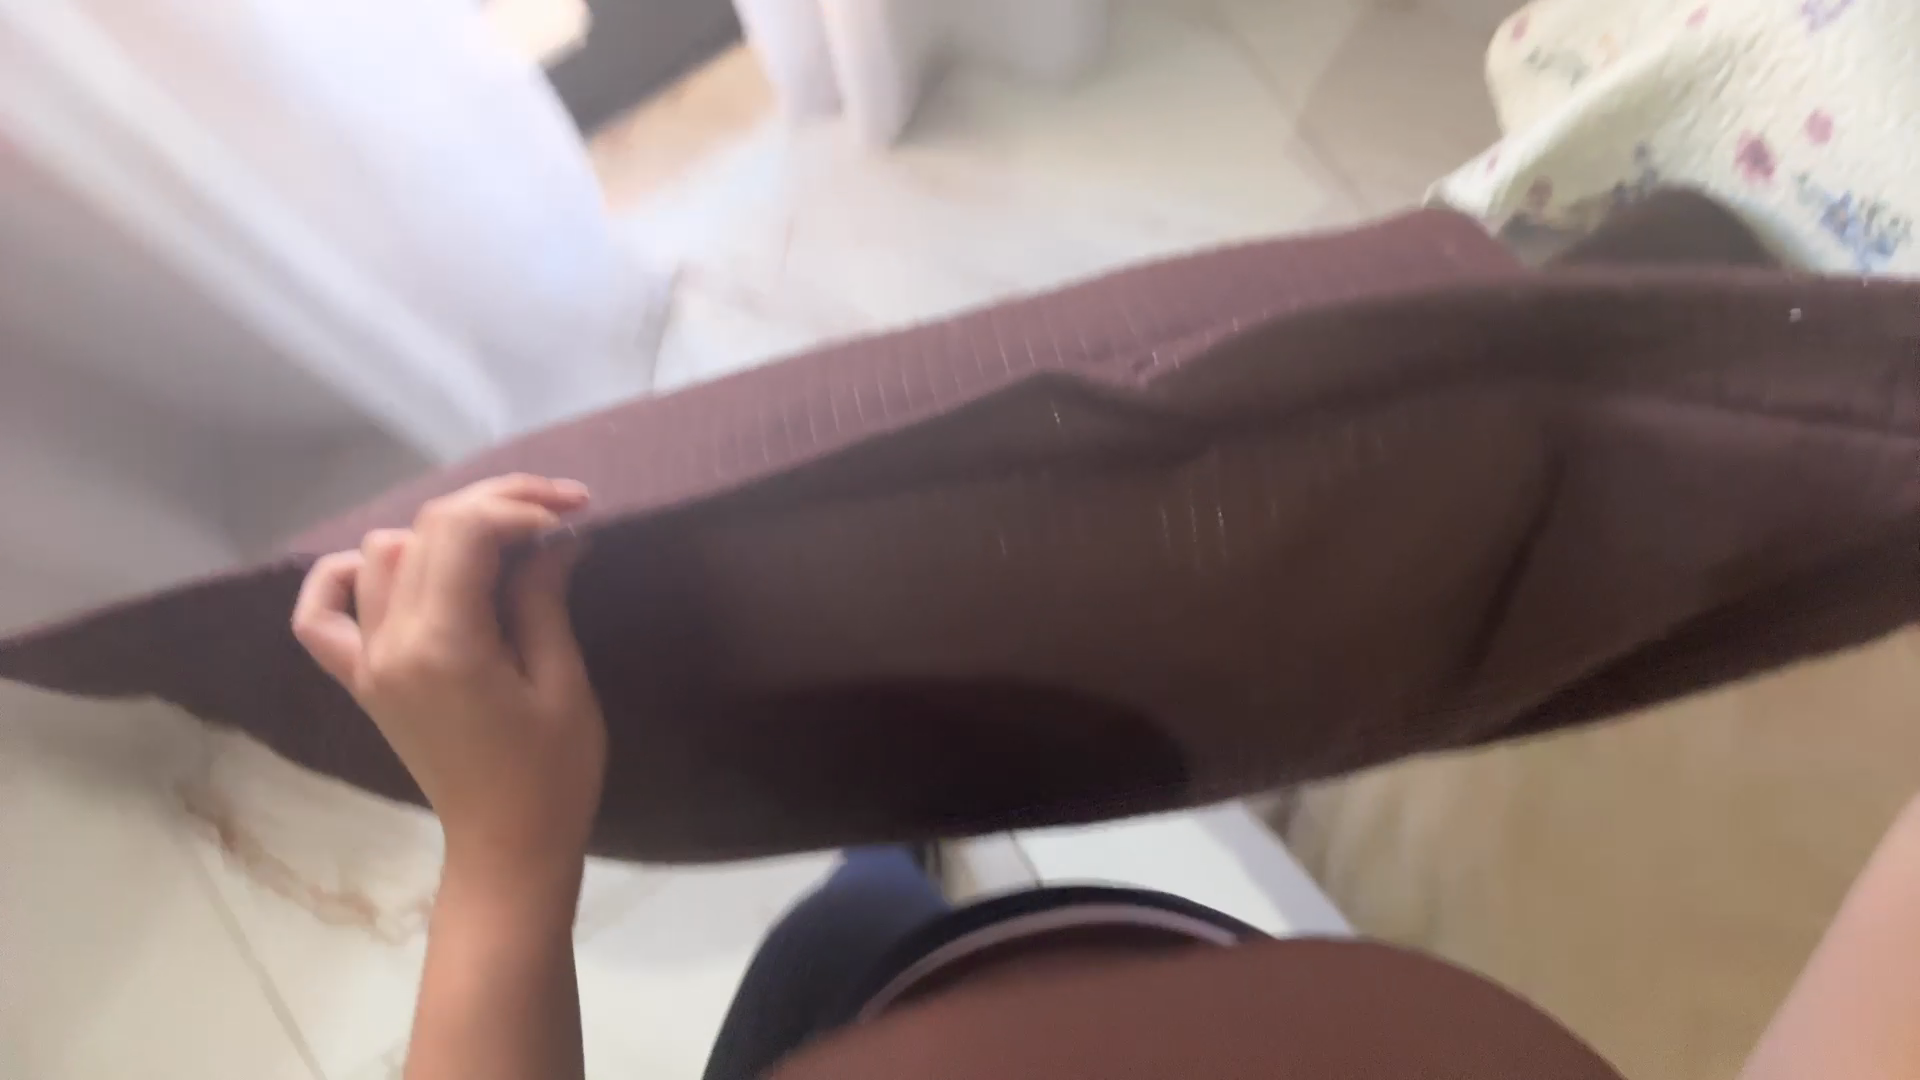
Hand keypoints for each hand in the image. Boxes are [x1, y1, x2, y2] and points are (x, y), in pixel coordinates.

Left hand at [291, 474, 606, 890]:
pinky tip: (398, 566)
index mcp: (443, 645)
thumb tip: (557, 537)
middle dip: (497, 504)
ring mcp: (365, 661)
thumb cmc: (555, 769)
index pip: (463, 533)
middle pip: (425, 531)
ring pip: (383, 553)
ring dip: (447, 530)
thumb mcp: (563, 679)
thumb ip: (543, 598)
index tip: (578, 511)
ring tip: (510, 537)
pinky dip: (353, 574)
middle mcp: (388, 643)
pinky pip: (323, 611)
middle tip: (562, 507)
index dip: (523, 507)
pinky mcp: (362, 678)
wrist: (509, 842)